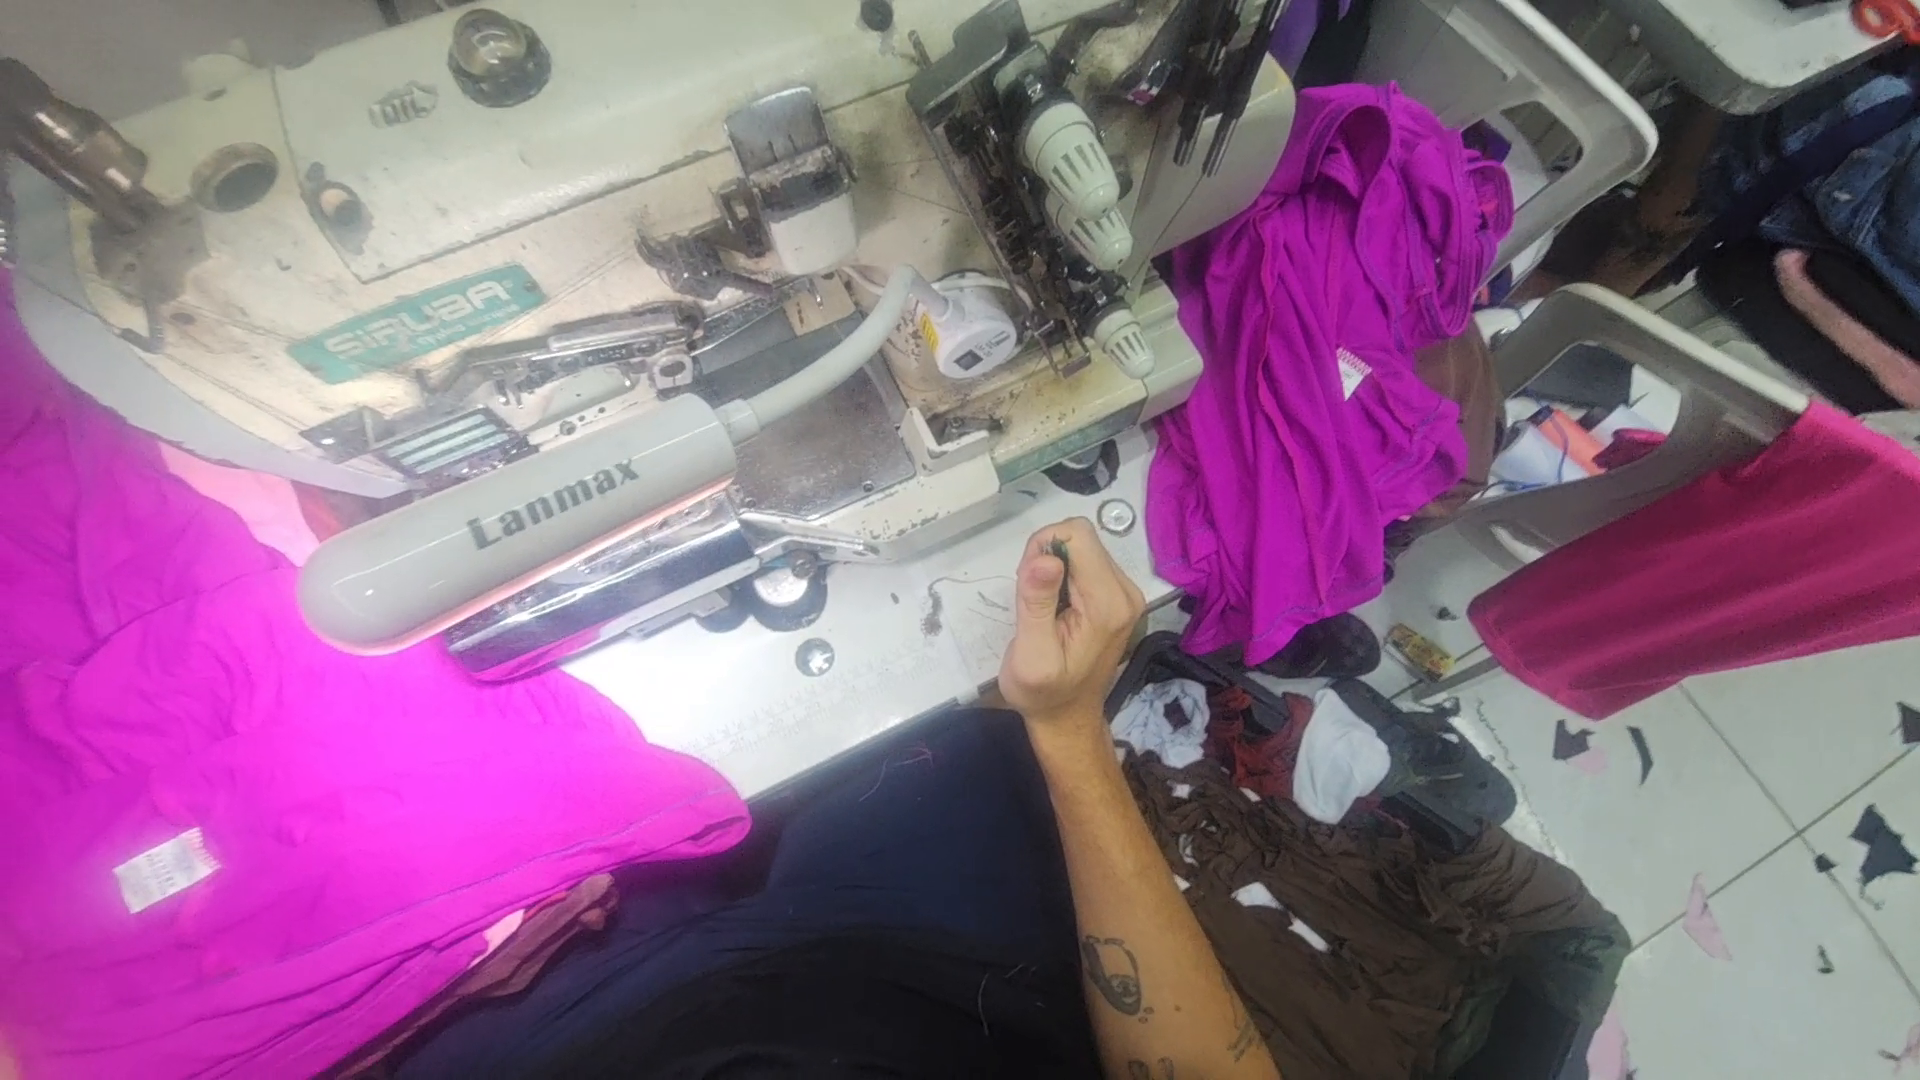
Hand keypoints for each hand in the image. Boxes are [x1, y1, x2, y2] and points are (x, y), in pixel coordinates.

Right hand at [998, 518, 1145, 733]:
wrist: (1067, 718)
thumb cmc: (1043, 692)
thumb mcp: (1031, 654)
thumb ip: (1037, 602)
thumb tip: (1046, 559)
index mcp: (1107, 603)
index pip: (1078, 535)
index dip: (1043, 548)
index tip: (1028, 583)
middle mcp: (1125, 591)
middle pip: (1082, 537)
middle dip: (1046, 557)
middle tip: (1032, 599)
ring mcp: (1125, 593)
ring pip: (1083, 547)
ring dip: (1053, 566)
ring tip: (1043, 607)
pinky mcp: (1118, 596)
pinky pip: (1088, 562)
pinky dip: (1064, 575)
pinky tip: (1055, 606)